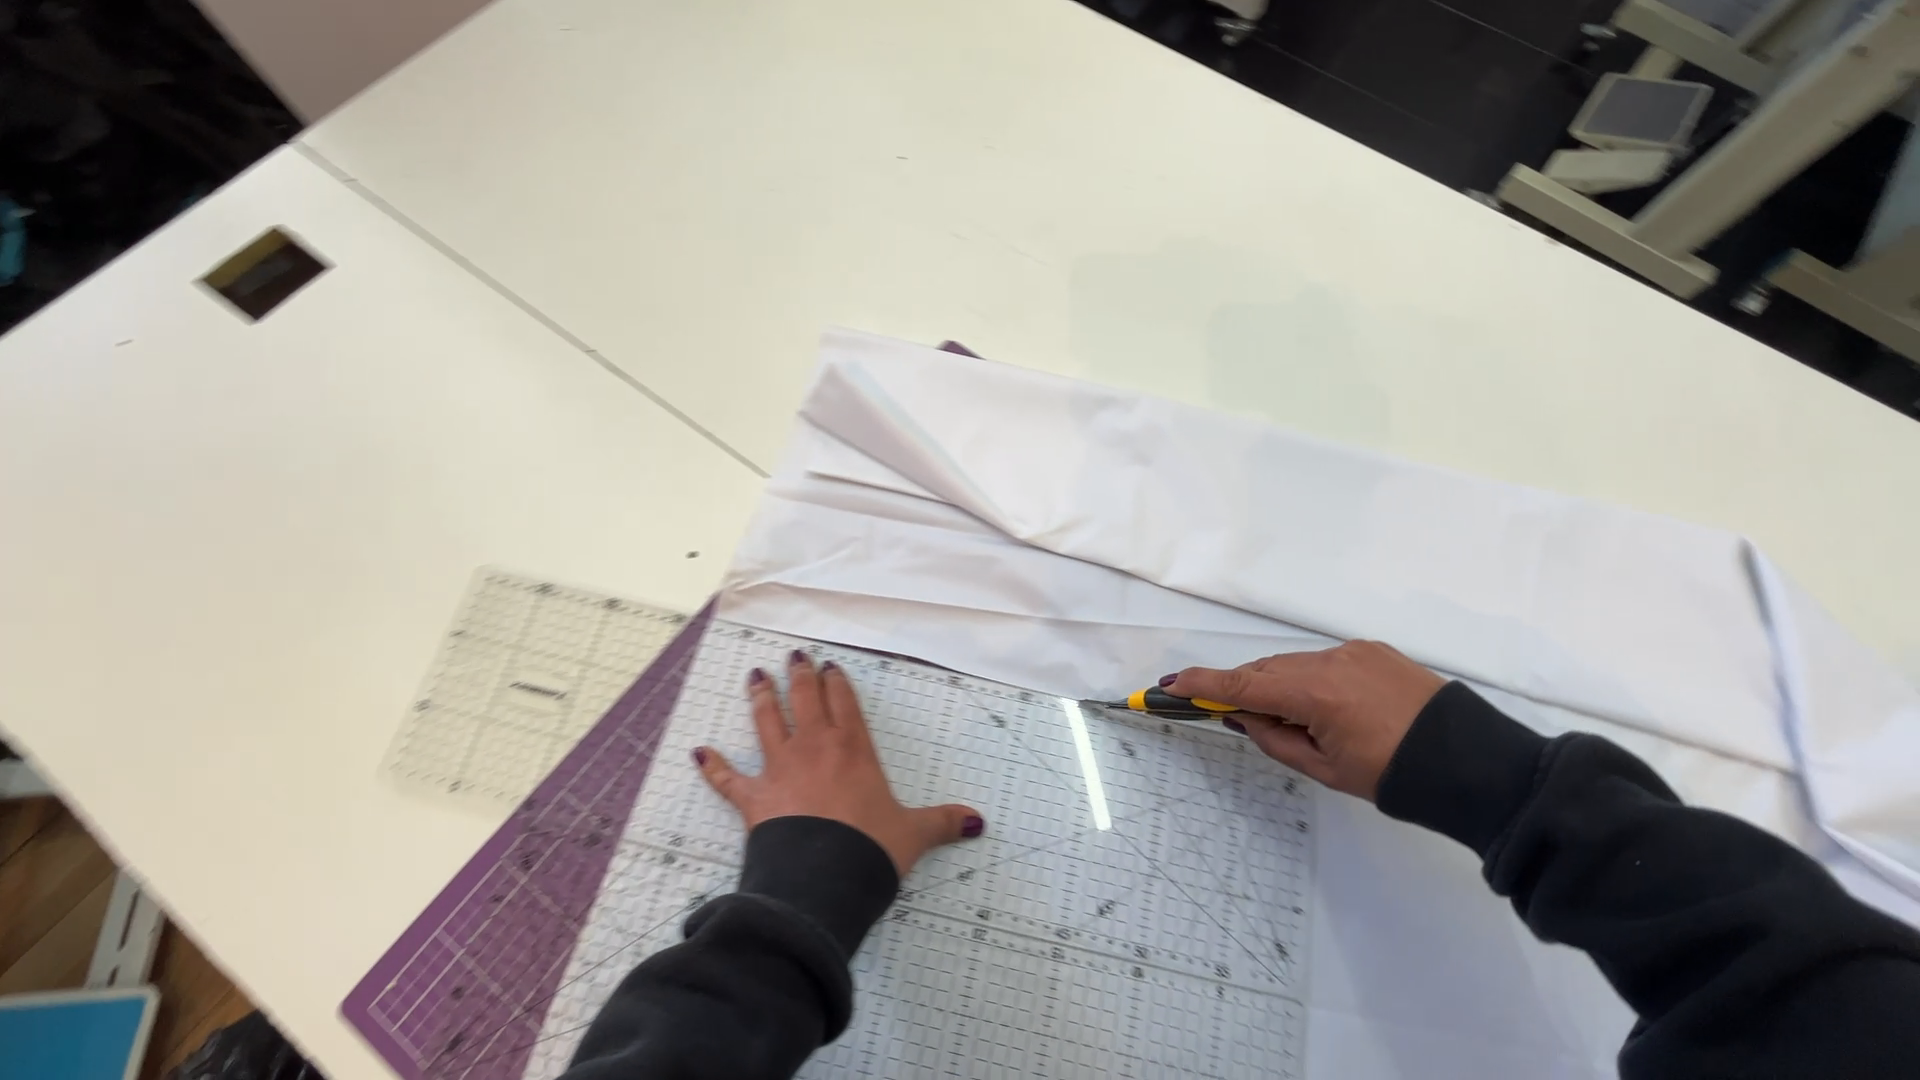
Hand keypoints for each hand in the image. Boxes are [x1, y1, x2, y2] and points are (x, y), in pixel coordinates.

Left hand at [693, 650, 985, 876]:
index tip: (828, 667)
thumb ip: (943, 822)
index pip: (843, 704)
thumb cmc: (870, 850)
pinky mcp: (754, 798)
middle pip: (804, 701)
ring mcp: (780, 769)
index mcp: (853, 749)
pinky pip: (728, 778)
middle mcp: (815, 748)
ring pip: (767, 722)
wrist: (823, 880)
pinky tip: (699, 752)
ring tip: (755, 676)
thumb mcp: (913, 834)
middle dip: (799, 676)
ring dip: (760, 698)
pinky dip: (713, 766)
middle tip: (794, 656)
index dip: (836, 683)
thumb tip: (976, 822)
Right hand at [1166, 642, 1445, 800]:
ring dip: (1277, 684)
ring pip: (1293, 664)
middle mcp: (1329, 661)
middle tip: (1228, 712)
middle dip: (1242, 688)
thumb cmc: (1393, 776)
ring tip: (1286, 716)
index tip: (1171, 684)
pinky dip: (1308, 678)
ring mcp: (1352, 651)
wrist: (1473, 765)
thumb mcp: (1324, 768)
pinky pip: (1322, 661)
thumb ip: (1274, 738)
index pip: (1243, 686)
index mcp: (1315, 694)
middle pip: (1265, 670)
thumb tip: (1244, 717)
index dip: (1202, 685)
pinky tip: (1320, 704)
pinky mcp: (1372, 650)